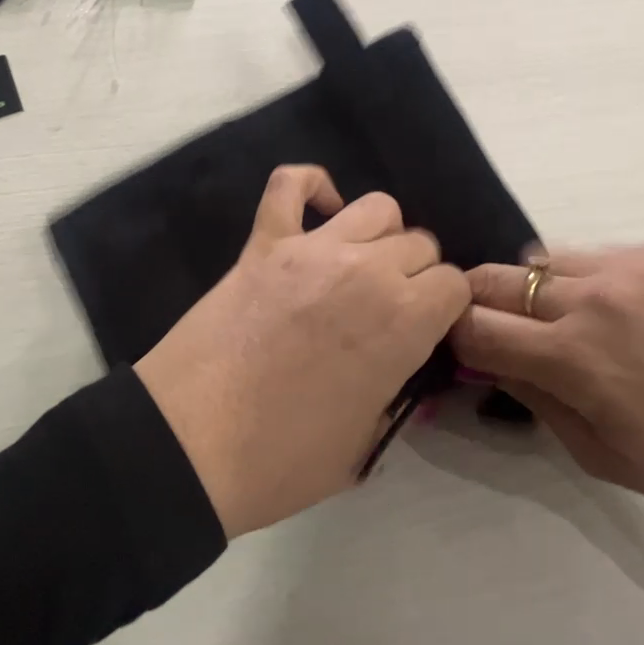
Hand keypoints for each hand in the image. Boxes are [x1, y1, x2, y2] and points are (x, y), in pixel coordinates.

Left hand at [134, 166, 470, 537]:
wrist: (188, 448)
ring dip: (380, 235)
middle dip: (416, 275)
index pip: (455, 285)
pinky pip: (290, 184)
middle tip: (389, 310)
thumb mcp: (362, 445)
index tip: (425, 332)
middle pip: (420, 242)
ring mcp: (313, 249)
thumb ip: (391, 392)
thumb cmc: (281, 461)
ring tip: (359, 267)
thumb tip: (395, 368)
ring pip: (377, 206)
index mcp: (405, 322)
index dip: (444, 309)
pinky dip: (310, 186)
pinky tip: (317, 211)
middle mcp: (369, 271)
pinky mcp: (264, 242)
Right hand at [449, 244, 643, 568]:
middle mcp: (591, 297)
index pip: (475, 327)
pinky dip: (578, 279)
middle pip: (494, 279)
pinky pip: (589, 255)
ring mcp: (627, 265)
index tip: (459, 349)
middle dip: (476, 303)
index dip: (456, 338)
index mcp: (572, 357)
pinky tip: (609, 310)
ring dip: (530, 289)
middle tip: (490, 329)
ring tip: (556, 321)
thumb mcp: (597, 453)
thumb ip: (532, 398)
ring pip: (539, 260)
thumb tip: (488, 360)